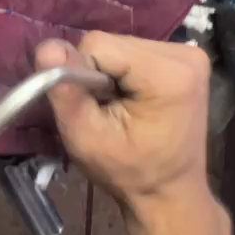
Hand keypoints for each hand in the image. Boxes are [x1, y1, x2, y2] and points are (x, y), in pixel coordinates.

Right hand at [35, 33, 210, 211]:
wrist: (168, 191)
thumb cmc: (127, 171)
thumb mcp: (85, 138)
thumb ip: (66, 92)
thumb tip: (46, 47)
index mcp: (168, 73)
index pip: (96, 46)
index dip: (80, 74)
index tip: (92, 108)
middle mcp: (184, 54)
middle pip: (108, 44)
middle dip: (94, 74)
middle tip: (104, 111)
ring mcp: (188, 54)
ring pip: (116, 46)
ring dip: (104, 74)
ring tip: (116, 108)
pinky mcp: (184, 58)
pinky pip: (129, 52)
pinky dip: (119, 73)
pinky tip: (128, 99)